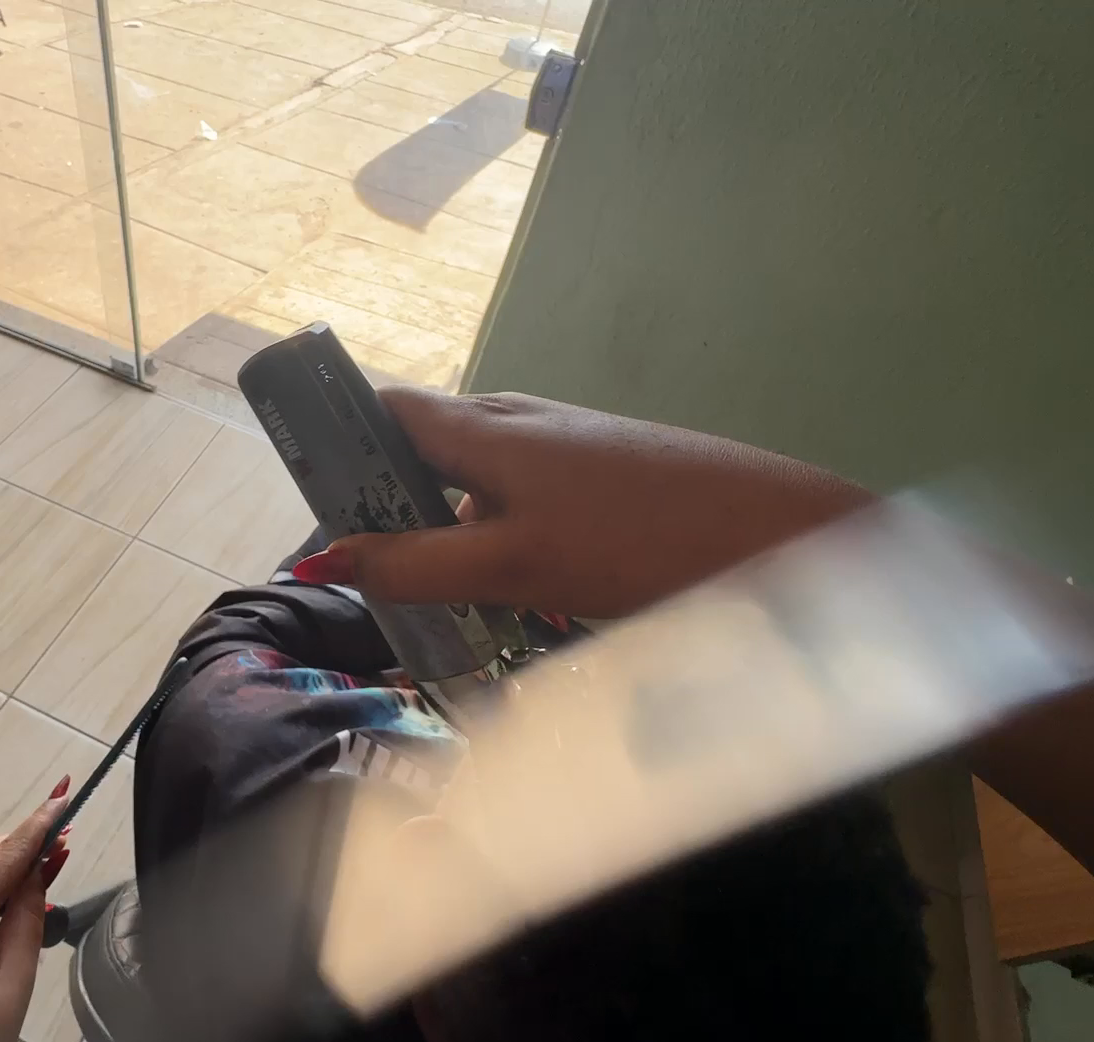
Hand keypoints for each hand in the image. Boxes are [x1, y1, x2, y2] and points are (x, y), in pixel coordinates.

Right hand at [294, 388, 867, 617]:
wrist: (775, 536)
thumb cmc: (631, 539)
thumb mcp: (509, 561)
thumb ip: (415, 563)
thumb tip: (325, 559)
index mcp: (483, 426)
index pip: (384, 407)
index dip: (340, 439)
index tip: (318, 495)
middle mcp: (514, 420)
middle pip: (422, 445)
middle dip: (386, 496)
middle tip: (368, 560)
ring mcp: (558, 444)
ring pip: (469, 477)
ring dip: (438, 521)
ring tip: (429, 581)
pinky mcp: (592, 471)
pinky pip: (513, 494)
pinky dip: (487, 530)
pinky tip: (504, 577)